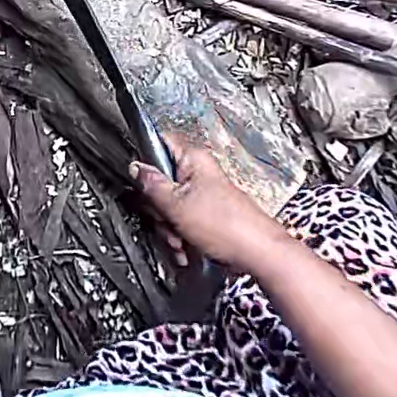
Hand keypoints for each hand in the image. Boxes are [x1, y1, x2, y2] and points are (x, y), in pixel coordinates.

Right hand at [130, 132, 282, 266]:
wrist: (260, 256)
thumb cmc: (228, 227)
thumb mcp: (176, 204)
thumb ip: (150, 184)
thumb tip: (135, 168)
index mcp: (192, 159)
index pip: (159, 141)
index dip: (145, 158)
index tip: (140, 179)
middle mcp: (198, 172)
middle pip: (160, 180)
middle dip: (158, 208)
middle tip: (166, 219)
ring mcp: (203, 194)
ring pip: (170, 204)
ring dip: (169, 227)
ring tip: (180, 240)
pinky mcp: (208, 214)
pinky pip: (183, 220)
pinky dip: (181, 236)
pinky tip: (186, 249)